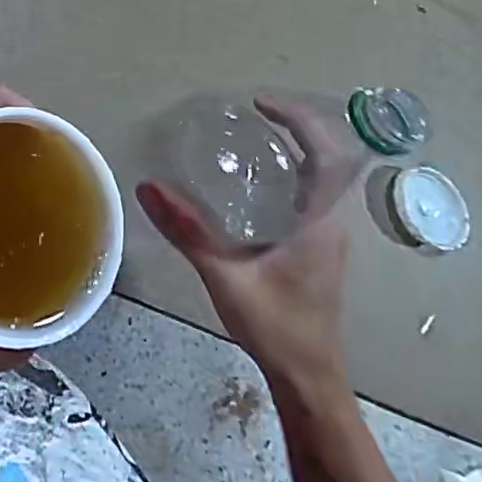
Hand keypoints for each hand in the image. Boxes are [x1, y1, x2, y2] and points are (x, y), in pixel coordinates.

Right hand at [135, 93, 352, 407]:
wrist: (308, 378)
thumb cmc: (277, 328)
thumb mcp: (226, 277)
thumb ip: (188, 232)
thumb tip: (149, 187)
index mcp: (321, 222)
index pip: (328, 154)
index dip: (299, 119)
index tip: (260, 103)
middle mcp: (332, 222)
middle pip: (328, 157)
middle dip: (295, 126)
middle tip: (251, 114)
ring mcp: (327, 235)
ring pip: (321, 176)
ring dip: (294, 148)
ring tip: (250, 137)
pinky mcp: (317, 246)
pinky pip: (310, 193)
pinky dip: (288, 172)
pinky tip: (253, 180)